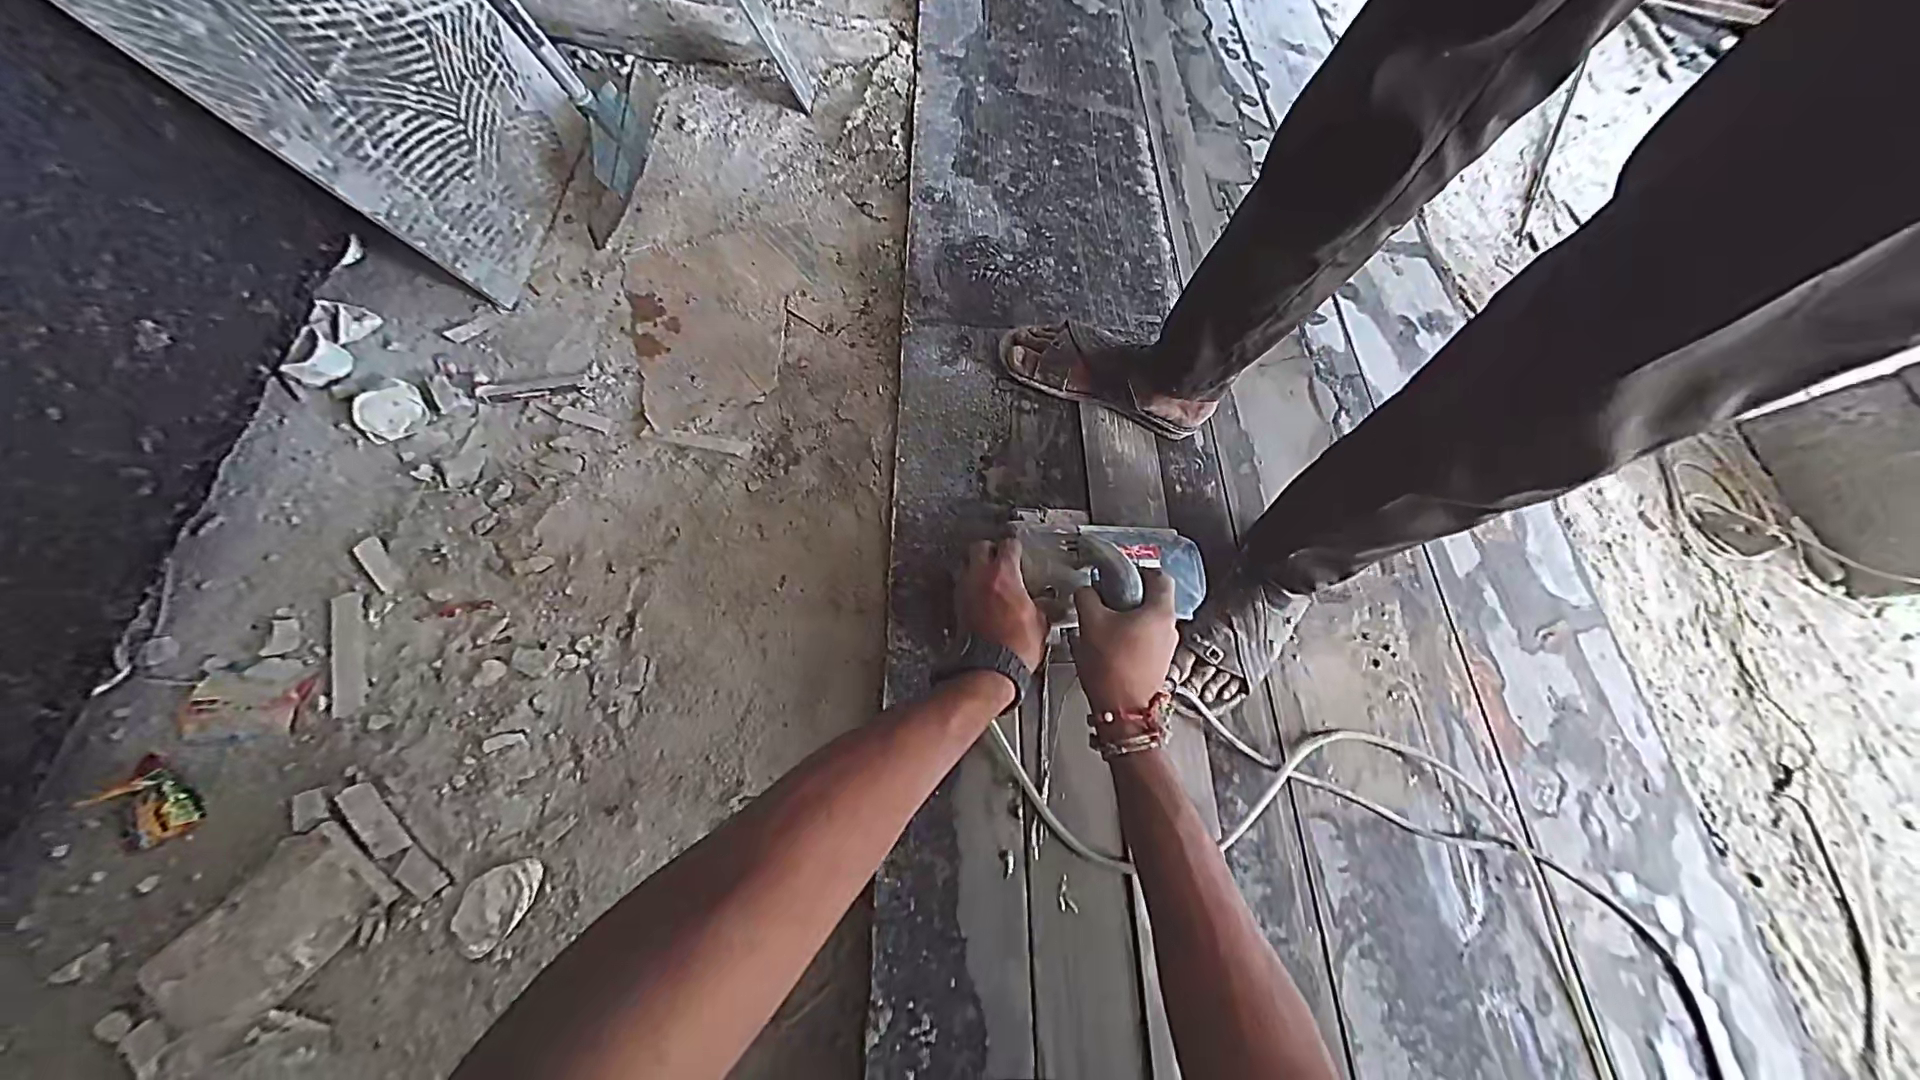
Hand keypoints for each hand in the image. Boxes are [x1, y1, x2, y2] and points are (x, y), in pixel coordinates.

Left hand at [955, 538, 1047, 670]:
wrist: (989, 669)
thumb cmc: (1014, 647)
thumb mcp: (1039, 623)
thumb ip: (1040, 607)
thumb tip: (1042, 607)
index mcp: (1004, 575)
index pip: (1008, 545)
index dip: (1014, 546)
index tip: (1017, 550)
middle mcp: (980, 577)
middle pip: (979, 547)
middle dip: (989, 549)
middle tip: (999, 557)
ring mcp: (964, 591)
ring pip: (965, 565)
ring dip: (975, 567)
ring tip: (987, 576)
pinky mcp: (956, 607)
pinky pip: (961, 587)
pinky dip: (970, 587)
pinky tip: (980, 596)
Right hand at [1070, 569, 1177, 714]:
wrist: (1121, 710)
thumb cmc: (1111, 666)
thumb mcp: (1090, 622)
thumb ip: (1087, 597)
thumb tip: (1086, 590)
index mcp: (1160, 612)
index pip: (1159, 576)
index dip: (1138, 570)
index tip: (1119, 572)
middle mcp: (1170, 628)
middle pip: (1152, 599)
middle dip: (1128, 595)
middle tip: (1105, 597)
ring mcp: (1166, 648)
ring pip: (1147, 620)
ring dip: (1127, 617)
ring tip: (1103, 622)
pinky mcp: (1158, 663)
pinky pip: (1145, 639)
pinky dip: (1130, 635)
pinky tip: (1109, 643)